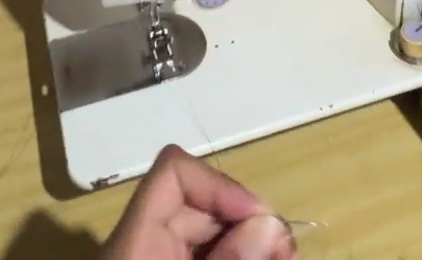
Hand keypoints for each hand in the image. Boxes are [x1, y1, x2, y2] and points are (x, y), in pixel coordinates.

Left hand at [102, 145, 294, 259]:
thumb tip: (270, 222)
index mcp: (133, 238)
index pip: (172, 171)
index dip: (220, 185)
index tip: (263, 217)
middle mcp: (141, 242)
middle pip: (198, 204)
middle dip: (247, 220)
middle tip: (288, 248)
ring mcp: (155, 258)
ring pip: (208, 232)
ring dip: (249, 241)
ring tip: (285, 256)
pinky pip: (204, 254)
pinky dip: (236, 257)